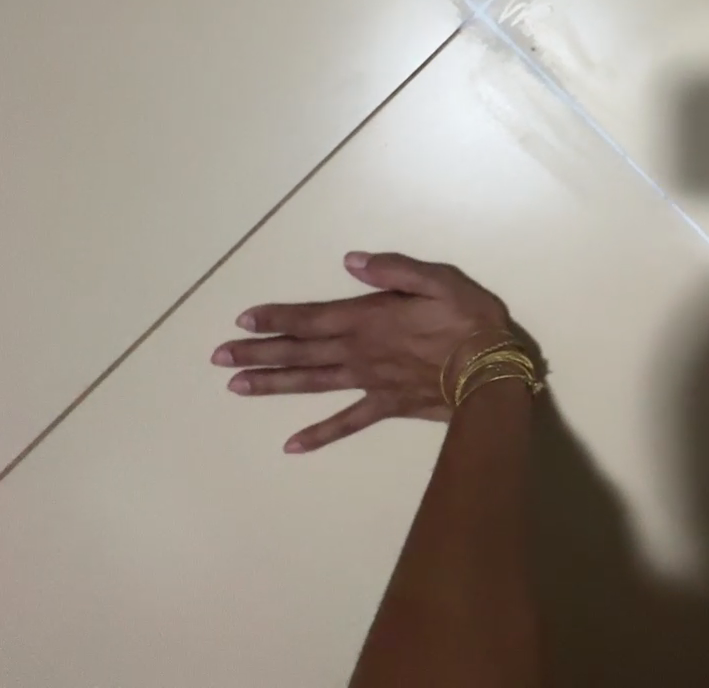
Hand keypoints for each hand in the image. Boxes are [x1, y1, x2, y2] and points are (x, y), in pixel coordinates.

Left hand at [212, 252, 515, 452]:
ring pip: (313, 383)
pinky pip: (347, 422)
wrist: (489, 370)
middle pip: (302, 352)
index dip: (277, 318)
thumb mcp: (439, 280)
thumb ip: (394, 270)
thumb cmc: (468, 319)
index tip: (242, 320)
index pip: (312, 317)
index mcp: (370, 318)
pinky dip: (319, 435)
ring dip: (274, 384)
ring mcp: (370, 382)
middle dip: (259, 353)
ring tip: (236, 388)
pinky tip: (291, 446)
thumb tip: (351, 261)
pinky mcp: (386, 406)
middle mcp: (360, 351)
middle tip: (219, 357)